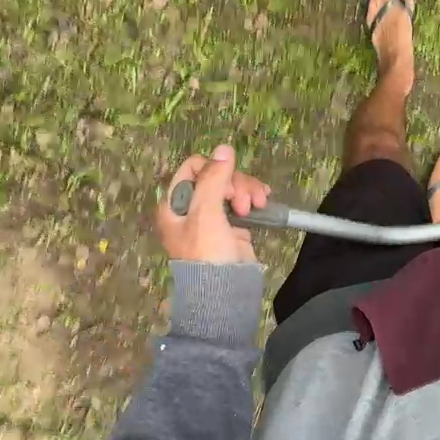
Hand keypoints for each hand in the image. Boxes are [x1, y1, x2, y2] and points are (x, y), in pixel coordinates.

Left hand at [156, 145, 270, 264]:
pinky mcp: (232, 224)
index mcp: (175, 203)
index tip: (225, 188)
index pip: (193, 168)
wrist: (224, 291)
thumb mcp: (205, 213)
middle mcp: (192, 206)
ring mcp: (213, 215)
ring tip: (258, 204)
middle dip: (235, 183)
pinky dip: (253, 197)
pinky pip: (242, 199)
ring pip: (232, 186)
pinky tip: (264, 201)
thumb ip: (214, 179)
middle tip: (243, 203)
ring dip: (247, 190)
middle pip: (217, 175)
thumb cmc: (207, 252)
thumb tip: (224, 148)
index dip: (213, 171)